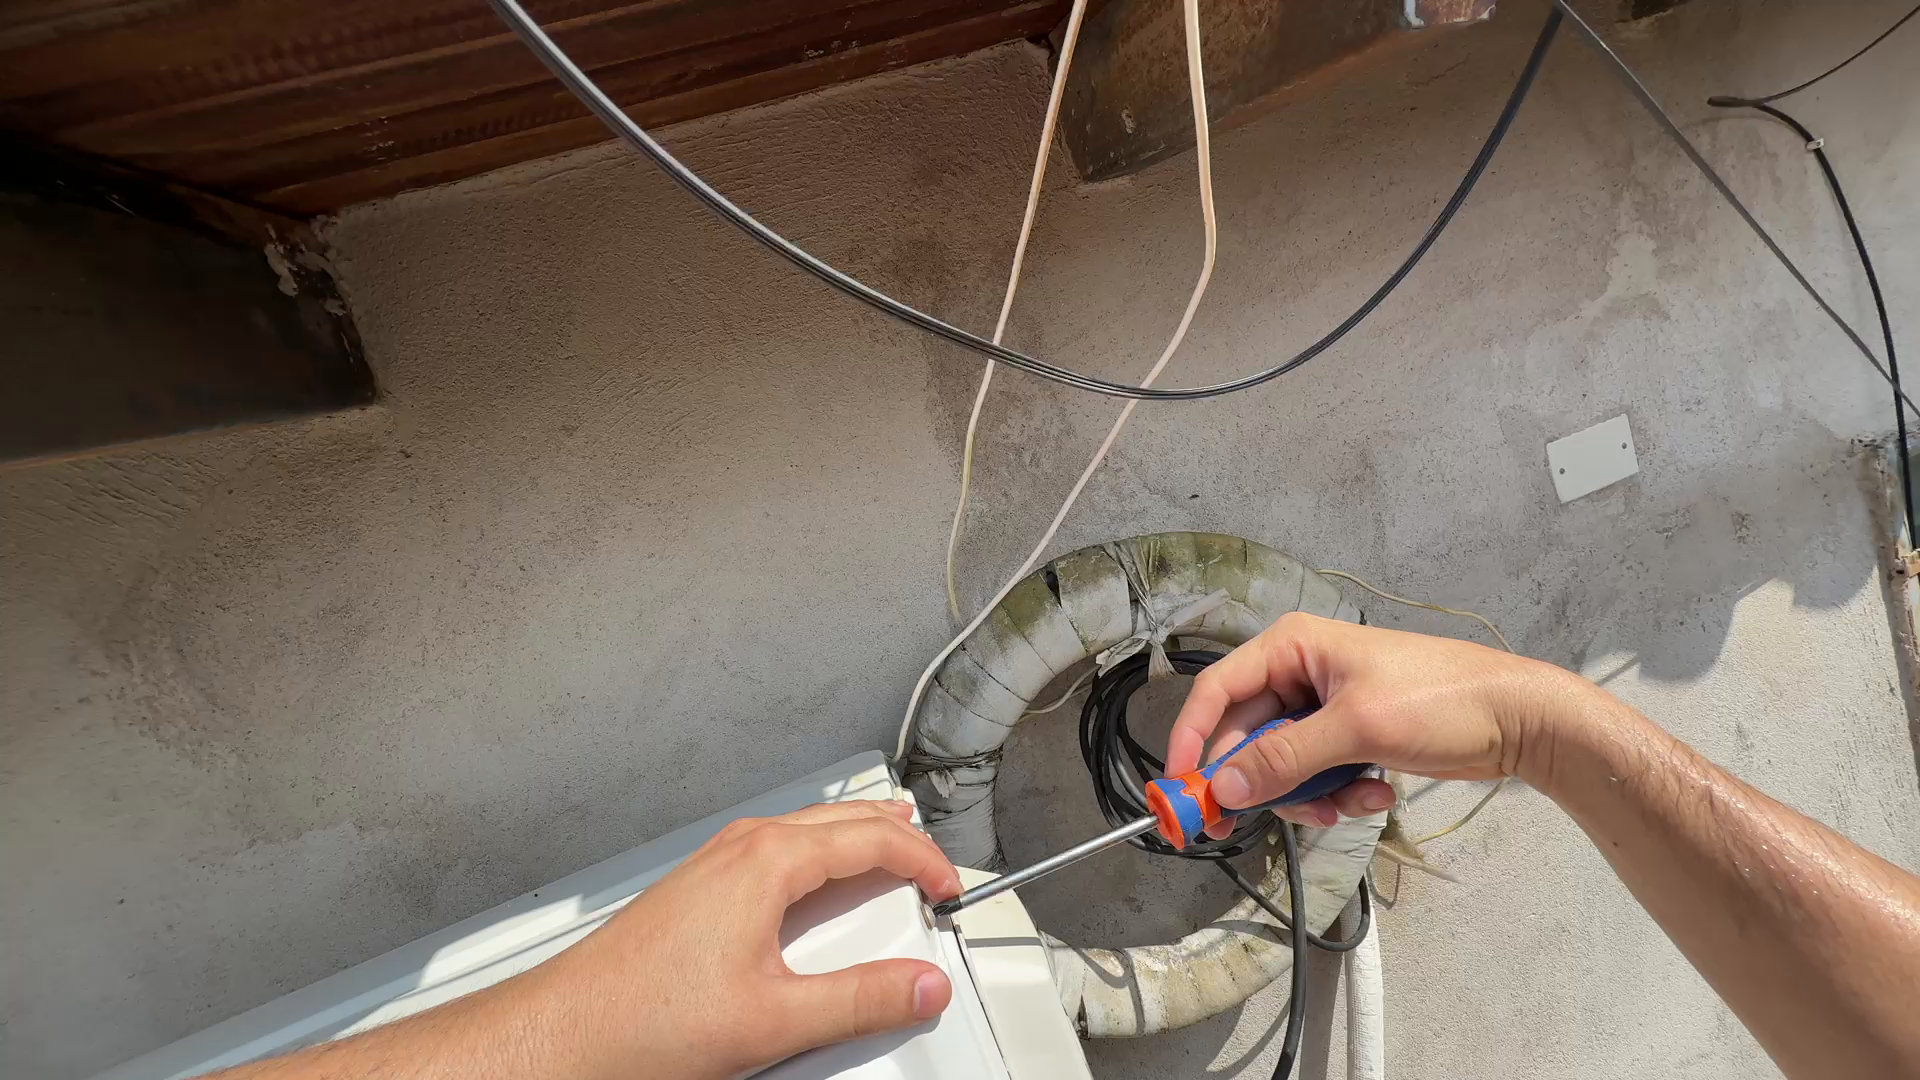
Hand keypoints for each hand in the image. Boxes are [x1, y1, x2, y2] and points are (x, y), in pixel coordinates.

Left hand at [522, 800, 961, 1079]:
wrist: (562, 1034)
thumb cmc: (646, 1021)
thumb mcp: (773, 1020)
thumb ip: (860, 1001)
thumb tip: (922, 986)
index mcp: (772, 860)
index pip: (872, 840)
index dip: (922, 860)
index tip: (947, 887)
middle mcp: (750, 843)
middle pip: (847, 819)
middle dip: (899, 836)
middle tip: (932, 865)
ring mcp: (725, 855)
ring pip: (815, 825)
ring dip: (862, 835)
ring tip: (894, 846)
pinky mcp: (709, 876)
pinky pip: (787, 842)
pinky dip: (826, 847)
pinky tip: (826, 870)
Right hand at [1167, 613, 1582, 833]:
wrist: (1525, 719)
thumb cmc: (1438, 701)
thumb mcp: (1356, 728)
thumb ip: (1284, 758)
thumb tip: (1221, 786)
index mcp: (1288, 648)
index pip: (1217, 690)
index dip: (1191, 736)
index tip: (1179, 786)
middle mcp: (1294, 673)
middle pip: (1246, 734)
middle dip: (1259, 780)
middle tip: (1240, 828)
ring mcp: (1319, 706)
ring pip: (1278, 761)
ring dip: (1305, 792)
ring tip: (1347, 803)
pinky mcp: (1343, 735)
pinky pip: (1313, 771)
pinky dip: (1336, 791)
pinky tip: (1376, 791)